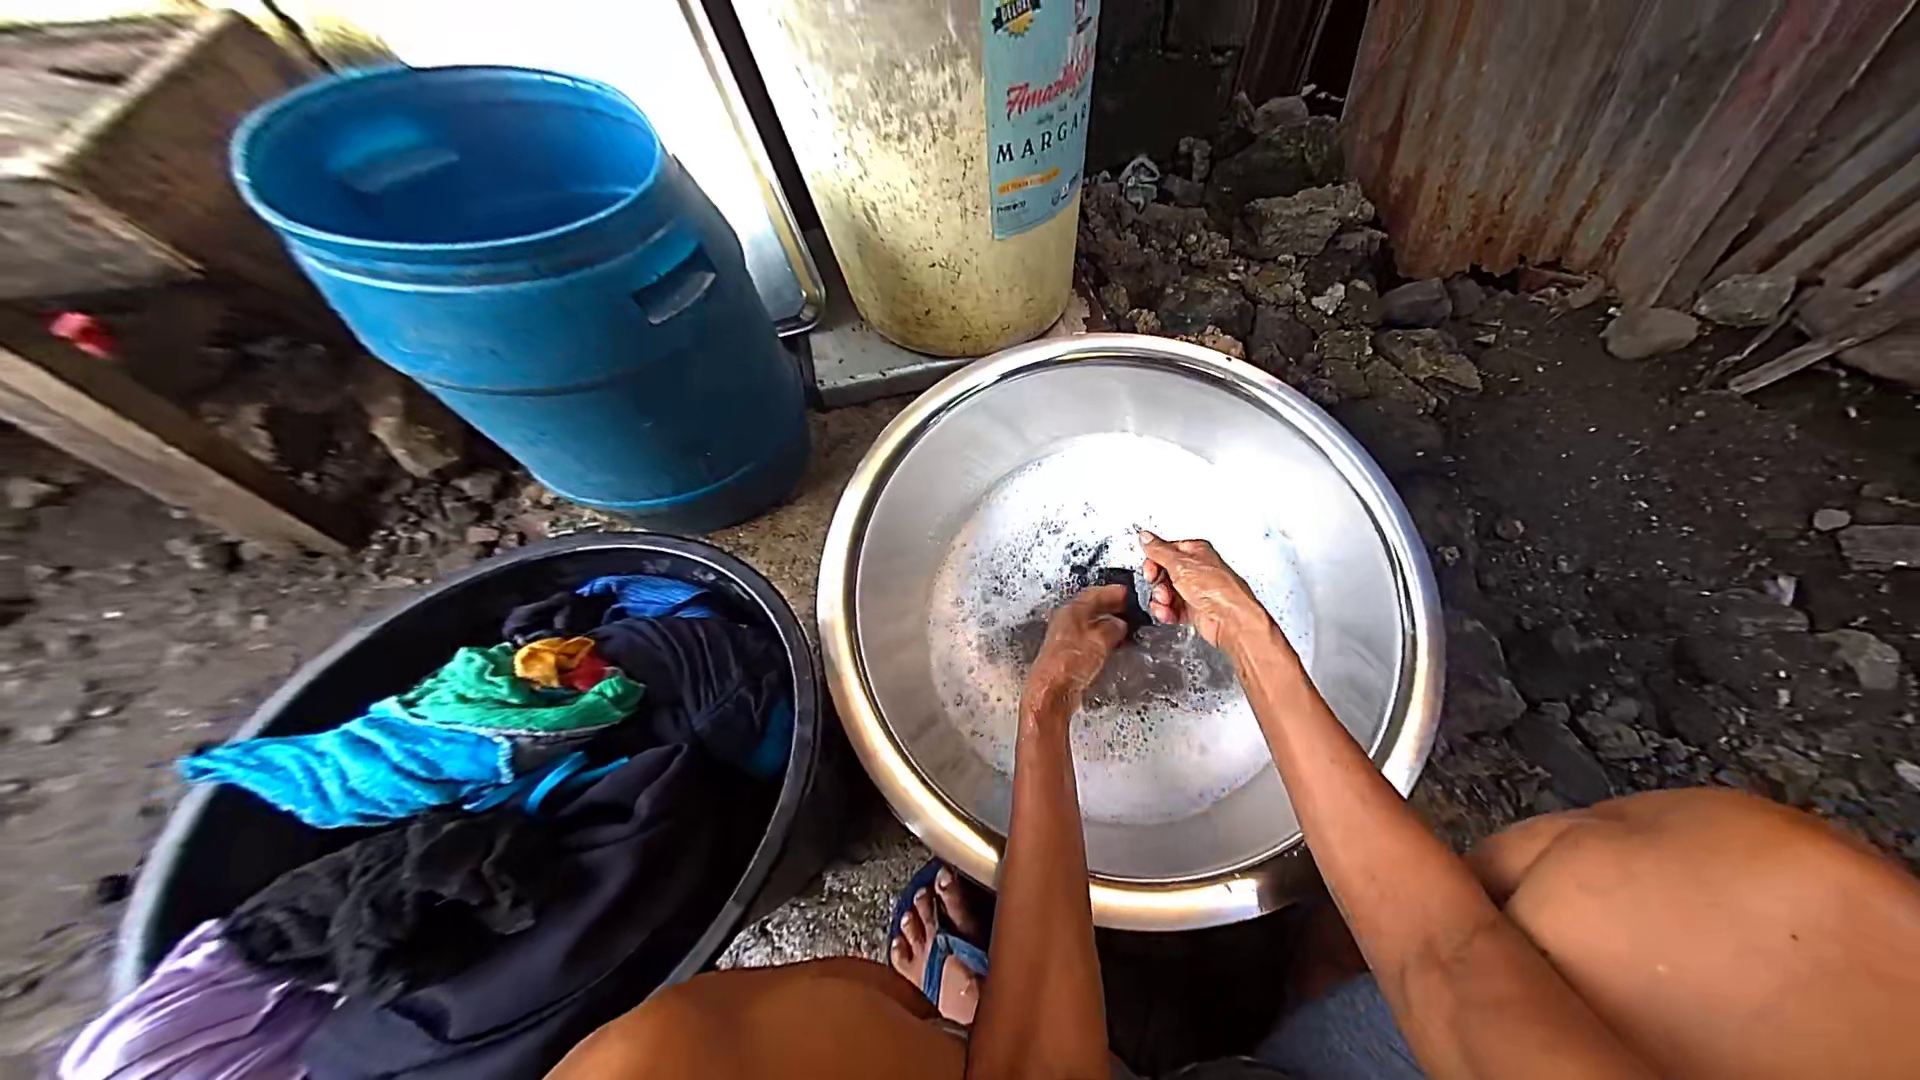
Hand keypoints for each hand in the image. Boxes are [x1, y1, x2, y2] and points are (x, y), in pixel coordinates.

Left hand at [1023, 585, 1129, 715]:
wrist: (1051, 691)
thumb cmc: (1068, 665)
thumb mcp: (1100, 641)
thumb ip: (1113, 629)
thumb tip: (1119, 625)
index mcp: (1070, 611)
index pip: (1094, 594)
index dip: (1112, 592)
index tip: (1126, 592)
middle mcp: (1064, 622)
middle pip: (1090, 607)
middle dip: (1109, 605)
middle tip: (1127, 605)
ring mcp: (1064, 638)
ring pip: (1088, 623)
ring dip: (1105, 621)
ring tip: (1123, 623)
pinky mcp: (1067, 654)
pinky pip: (1087, 639)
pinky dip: (1100, 637)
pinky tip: (1110, 644)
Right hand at [1139, 531, 1273, 650]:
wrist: (1231, 620)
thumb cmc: (1217, 589)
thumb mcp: (1180, 564)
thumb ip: (1158, 550)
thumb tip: (1145, 537)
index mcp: (1196, 553)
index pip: (1166, 551)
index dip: (1154, 561)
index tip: (1150, 569)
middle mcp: (1196, 571)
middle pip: (1163, 574)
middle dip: (1157, 583)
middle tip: (1160, 587)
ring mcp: (1195, 591)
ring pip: (1165, 593)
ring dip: (1160, 599)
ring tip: (1166, 602)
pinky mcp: (1194, 610)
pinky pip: (1171, 609)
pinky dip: (1166, 612)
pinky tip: (1168, 613)